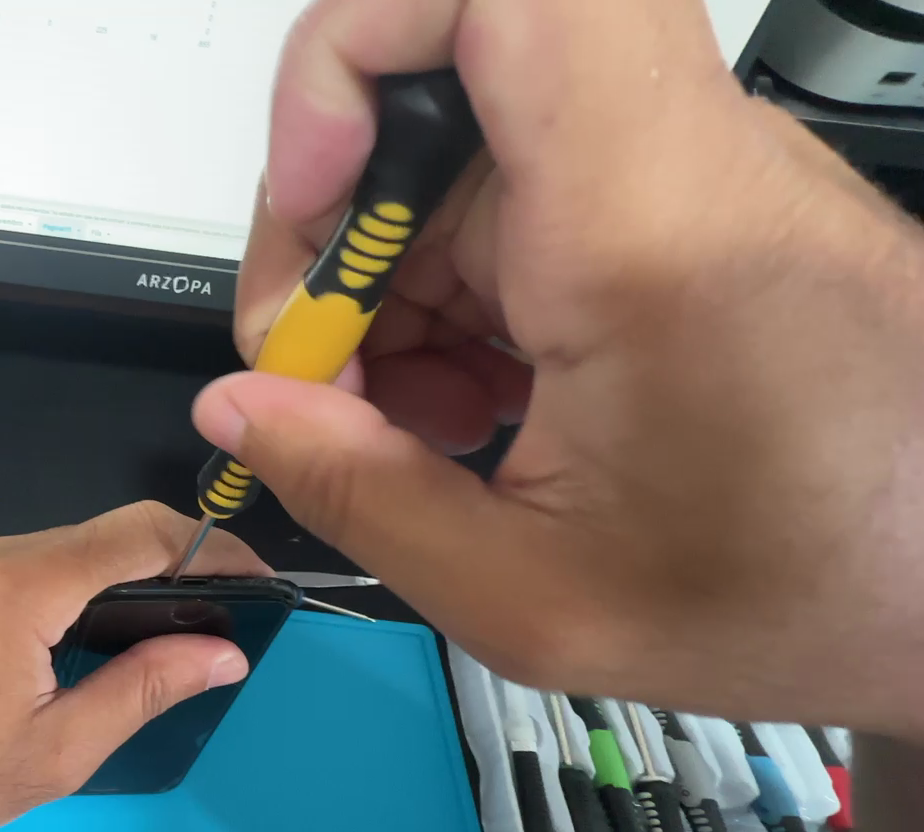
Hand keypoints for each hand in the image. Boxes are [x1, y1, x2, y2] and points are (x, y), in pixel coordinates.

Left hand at [0, 502, 269, 831]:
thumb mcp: (60, 748)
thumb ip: (145, 688)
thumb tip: (224, 652)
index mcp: (23, 585)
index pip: (139, 533)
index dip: (211, 547)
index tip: (257, 581)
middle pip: (107, 532)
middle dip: (176, 559)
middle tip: (224, 611)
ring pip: (72, 545)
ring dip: (129, 571)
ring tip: (177, 623)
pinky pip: (37, 563)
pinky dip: (84, 582)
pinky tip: (107, 625)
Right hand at [195, 0, 923, 732]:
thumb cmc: (769, 608)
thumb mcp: (514, 594)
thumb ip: (352, 490)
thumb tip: (231, 405)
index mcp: (647, 243)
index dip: (356, 51)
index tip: (307, 196)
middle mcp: (667, 183)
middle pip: (426, 105)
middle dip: (319, 242)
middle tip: (307, 374)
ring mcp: (659, 199)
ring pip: (434, 180)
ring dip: (366, 297)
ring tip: (391, 420)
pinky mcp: (648, 231)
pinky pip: (481, 230)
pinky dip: (422, 315)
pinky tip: (449, 410)